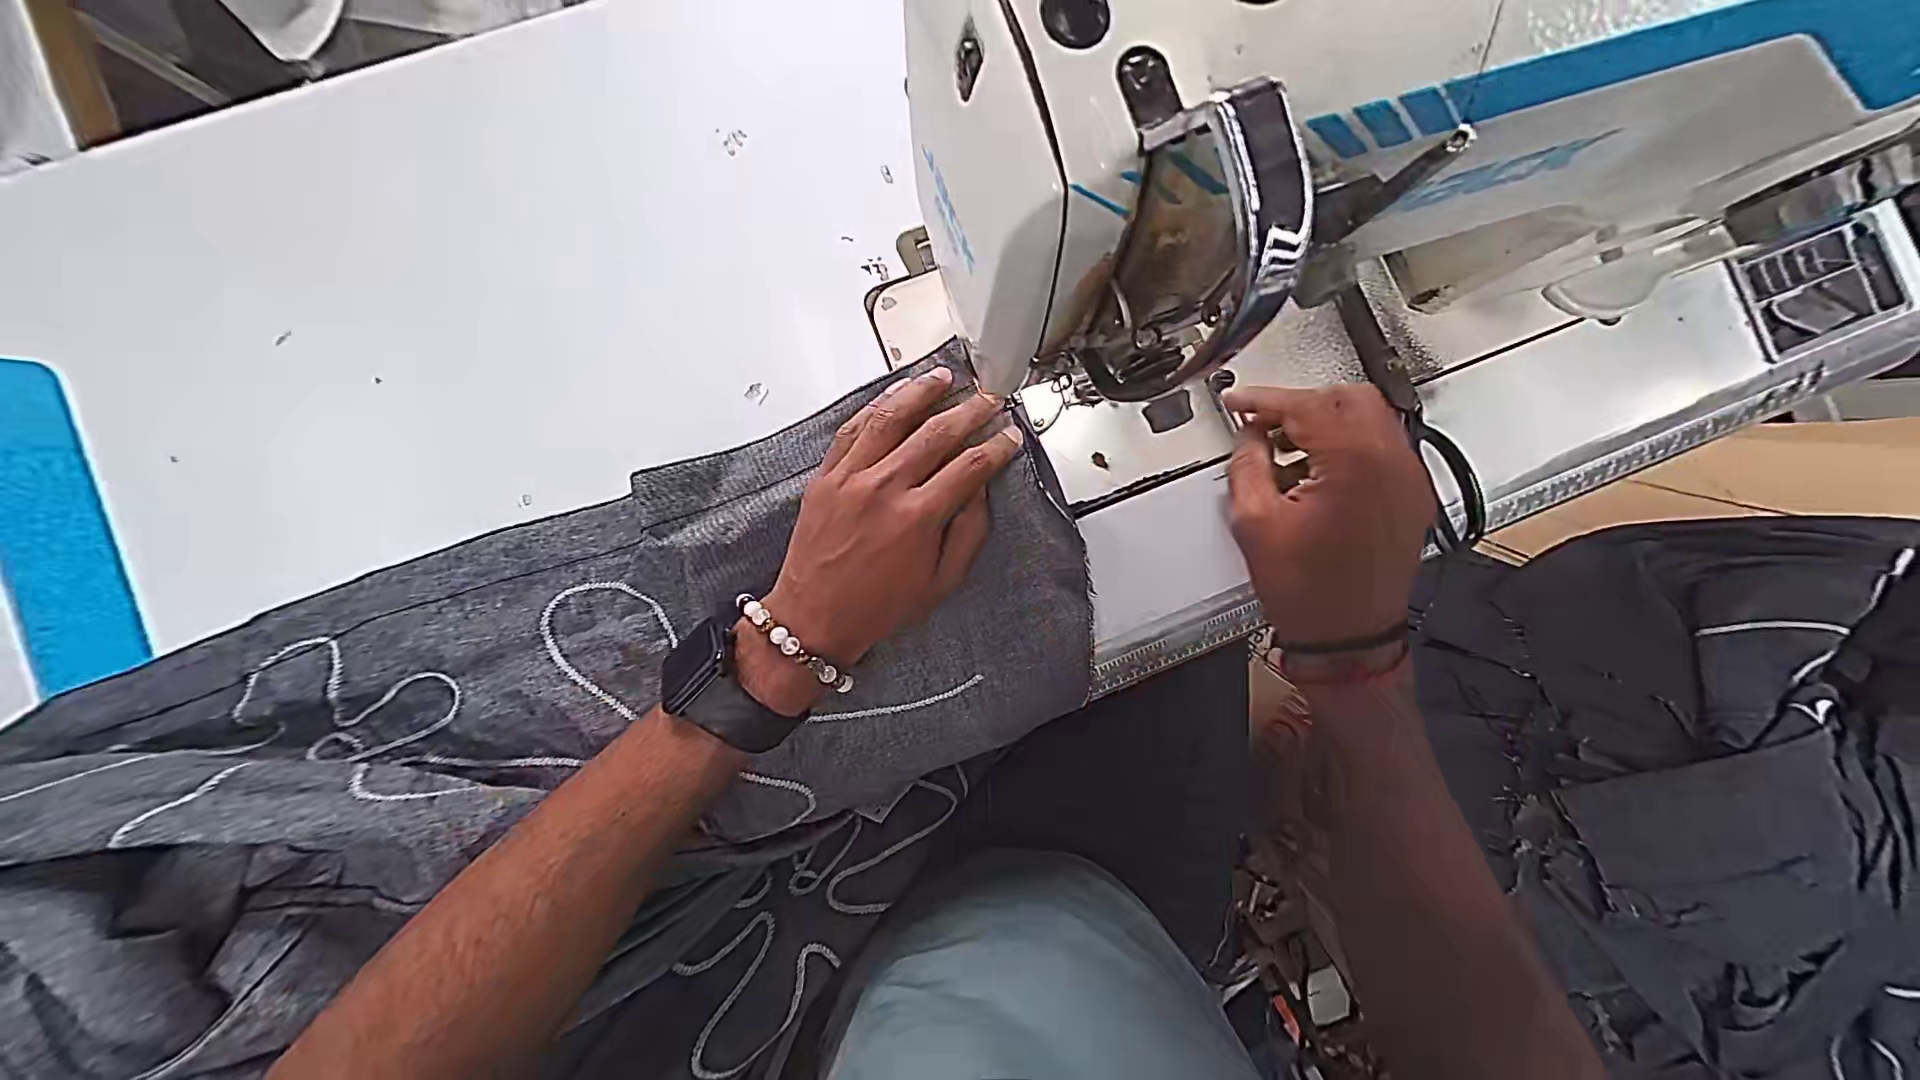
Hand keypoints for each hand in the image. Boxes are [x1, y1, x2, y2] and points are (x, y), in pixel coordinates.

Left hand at [737, 366, 1023, 713]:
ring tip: (944, 378)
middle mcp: (884, 490)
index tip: (1008, 437)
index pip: (969, 466)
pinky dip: (876, 407)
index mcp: (917, 518)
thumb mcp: (940, 583)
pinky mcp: (826, 477)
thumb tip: (982, 492)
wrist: (814, 617)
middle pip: (937, 433)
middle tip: (988, 400)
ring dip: (922, 392)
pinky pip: (853, 429)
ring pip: (892, 417)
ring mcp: (851, 478)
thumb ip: (968, 534)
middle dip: (970, 410)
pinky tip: (894, 396)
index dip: (996, 447)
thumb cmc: (875, 606)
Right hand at [1222, 384, 1434, 646]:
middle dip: (1299, 403)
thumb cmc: (1310, 593)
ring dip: (1323, 422)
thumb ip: (1247, 464)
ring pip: (1369, 418)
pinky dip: (1345, 444)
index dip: (1265, 398)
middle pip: (1348, 398)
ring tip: (1283, 447)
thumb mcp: (1254, 522)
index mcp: (1355, 466)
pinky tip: (1311, 469)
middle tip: (1262, 419)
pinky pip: (1380, 448)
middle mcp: (1393, 465)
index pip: (1308, 405)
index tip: (1241, 400)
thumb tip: (1249, 436)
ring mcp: (1407, 481)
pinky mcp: (1409, 496)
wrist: (1346, 635)